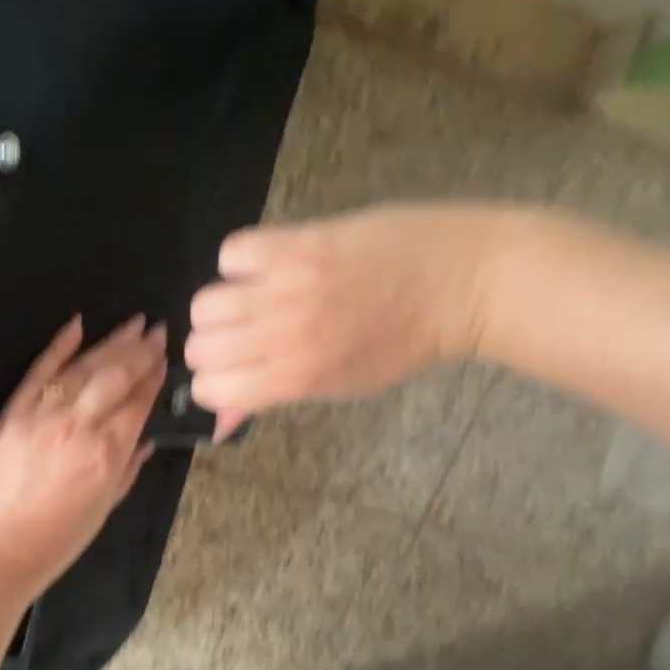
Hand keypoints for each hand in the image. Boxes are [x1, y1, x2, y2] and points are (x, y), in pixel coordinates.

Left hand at [0, 315, 167, 593]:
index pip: (139, 401)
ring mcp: (42, 416)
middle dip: (140, 349)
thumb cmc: (54, 542)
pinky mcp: (11, 415)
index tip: (166, 355)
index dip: (155, 375)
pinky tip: (75, 326)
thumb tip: (145, 442)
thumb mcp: (102, 509)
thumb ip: (126, 470)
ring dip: (110, 343)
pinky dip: (57, 347)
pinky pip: (37, 373)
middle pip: (116, 375)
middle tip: (156, 330)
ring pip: (82, 368)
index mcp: (108, 452)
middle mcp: (80, 426)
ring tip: (131, 324)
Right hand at [183, 202, 510, 438]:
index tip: (234, 369)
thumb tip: (220, 425)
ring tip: (253, 296)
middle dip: (214, 343)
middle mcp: (282, 336)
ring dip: (223, 302)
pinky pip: (232, 252)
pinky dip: (242, 259)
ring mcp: (288, 288)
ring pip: (205, 303)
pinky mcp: (298, 244)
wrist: (471, 280)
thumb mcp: (340, 384)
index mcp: (294, 378)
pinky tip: (269, 264)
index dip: (214, 380)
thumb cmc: (407, 341)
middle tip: (244, 332)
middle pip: (199, 346)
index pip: (209, 388)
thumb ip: (273, 398)